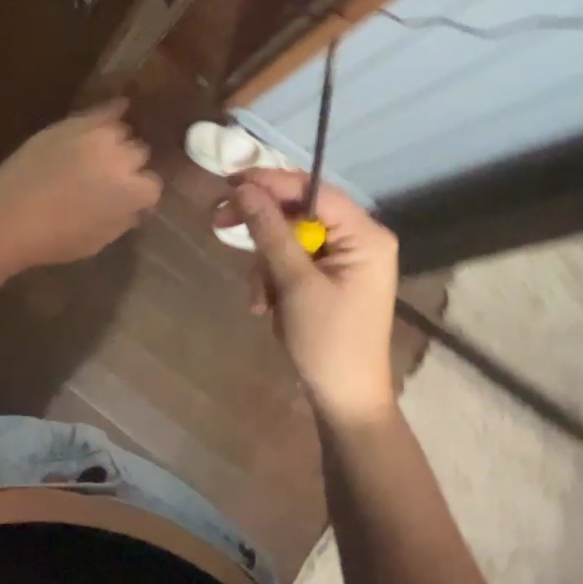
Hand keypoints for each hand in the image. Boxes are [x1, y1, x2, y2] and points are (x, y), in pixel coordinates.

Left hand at [0, 100, 161, 267]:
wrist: (8, 216)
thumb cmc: (55, 239)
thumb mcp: (100, 240)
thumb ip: (125, 219)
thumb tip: (136, 208)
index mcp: (133, 191)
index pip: (153, 186)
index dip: (142, 195)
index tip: (133, 202)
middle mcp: (122, 158)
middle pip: (140, 153)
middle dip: (132, 166)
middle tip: (113, 178)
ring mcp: (96, 136)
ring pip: (123, 131)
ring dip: (118, 142)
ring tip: (105, 152)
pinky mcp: (72, 123)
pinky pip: (103, 110)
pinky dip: (114, 110)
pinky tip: (120, 108)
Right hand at [223, 169, 399, 421]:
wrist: (346, 400)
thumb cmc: (328, 341)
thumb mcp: (295, 284)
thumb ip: (270, 232)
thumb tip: (244, 189)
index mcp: (365, 235)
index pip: (313, 189)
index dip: (270, 183)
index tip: (228, 184)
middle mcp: (359, 240)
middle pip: (299, 211)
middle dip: (261, 227)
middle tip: (217, 223)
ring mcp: (344, 260)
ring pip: (289, 238)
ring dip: (265, 264)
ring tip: (259, 299)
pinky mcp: (329, 279)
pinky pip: (292, 261)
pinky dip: (273, 278)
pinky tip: (265, 306)